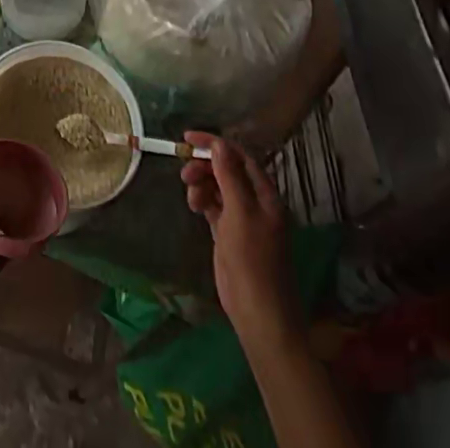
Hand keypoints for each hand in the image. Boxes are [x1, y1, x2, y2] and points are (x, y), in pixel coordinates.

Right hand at [181, 132, 300, 349]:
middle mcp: (255, 201)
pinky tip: (194, 205)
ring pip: (219, 188)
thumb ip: (229, 176)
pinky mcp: (229, 233)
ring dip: (202, 184)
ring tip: (190, 197)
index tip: (188, 138)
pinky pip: (214, 207)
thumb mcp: (240, 213)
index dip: (215, 144)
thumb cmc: (253, 259)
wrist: (258, 310)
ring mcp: (242, 218)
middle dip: (206, 166)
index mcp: (264, 192)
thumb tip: (219, 144)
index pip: (239, 156)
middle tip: (184, 173)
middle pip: (227, 170)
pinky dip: (203, 201)